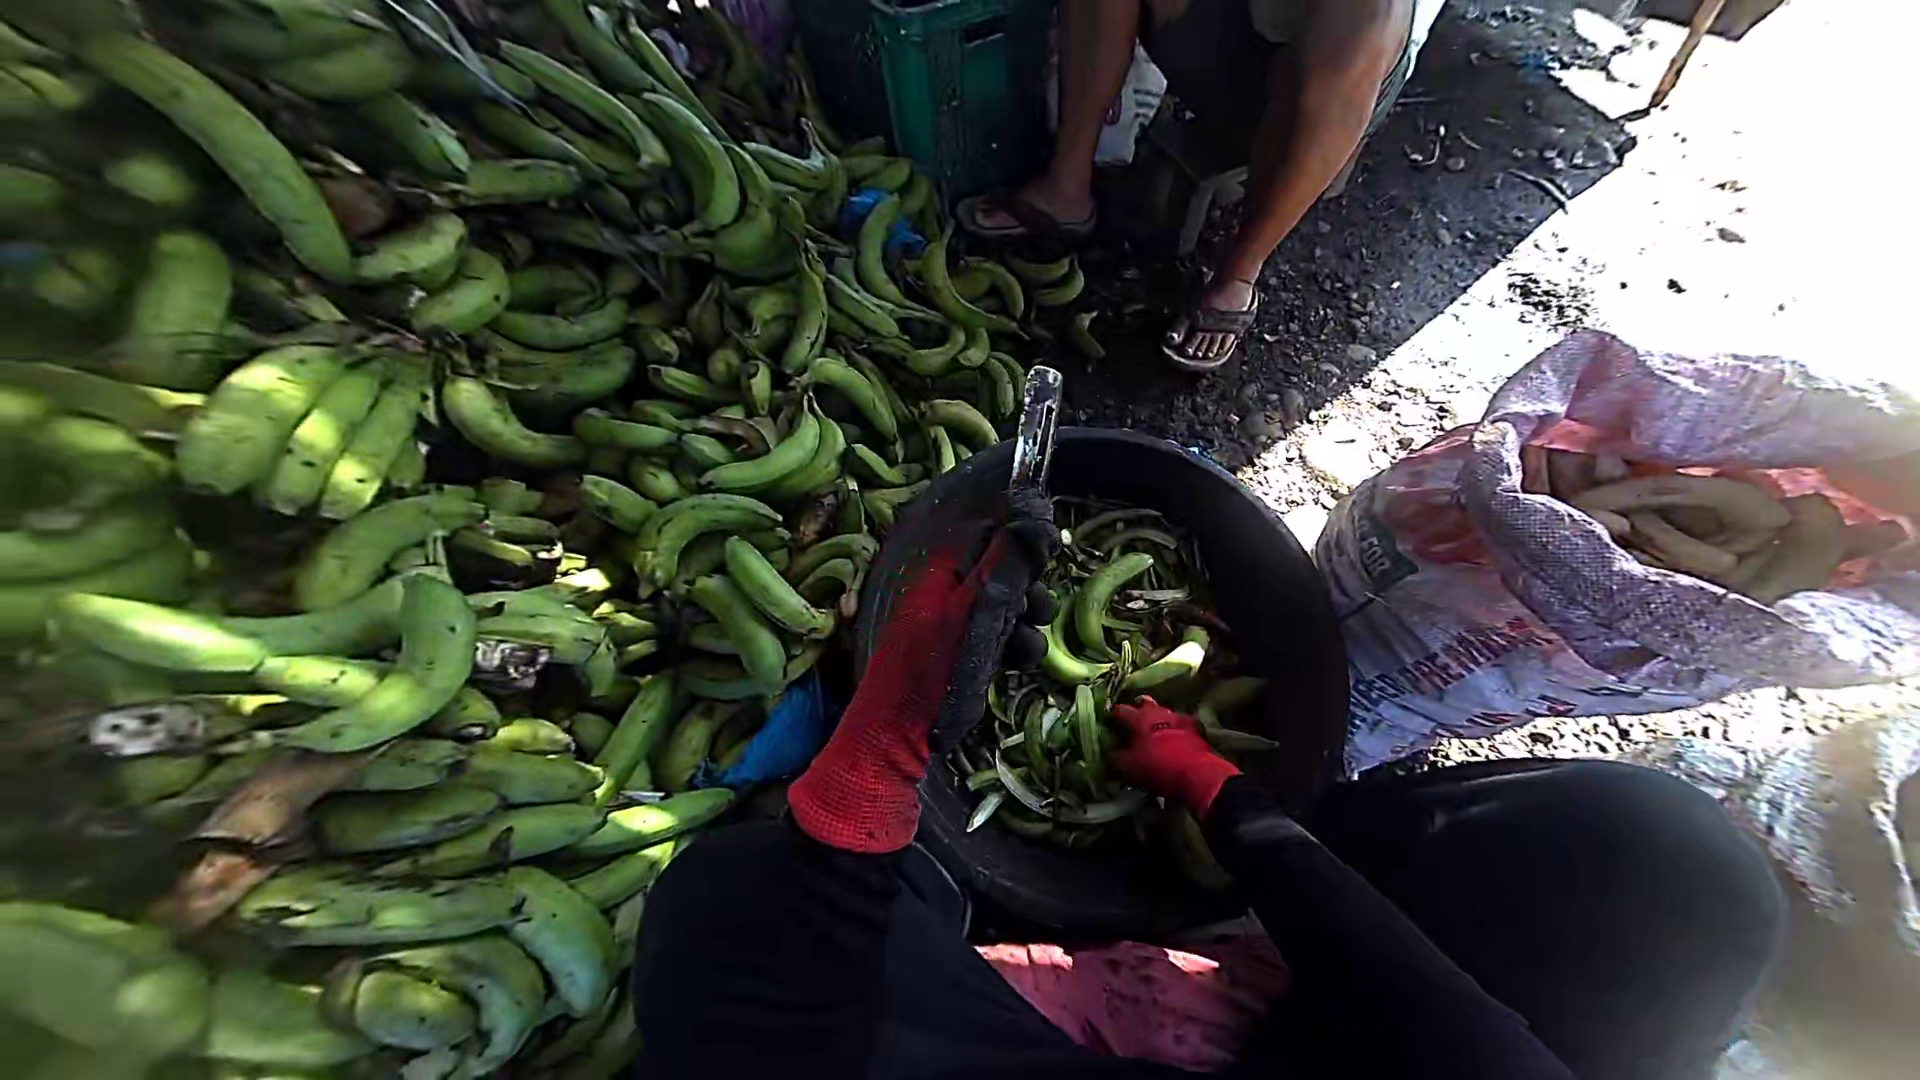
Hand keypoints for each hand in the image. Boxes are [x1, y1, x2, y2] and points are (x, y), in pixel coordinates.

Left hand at [789, 492, 1055, 852]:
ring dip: (1025, 621)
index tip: (1045, 557)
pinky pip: (1002, 631)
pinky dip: (1014, 644)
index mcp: (942, 568)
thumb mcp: (972, 612)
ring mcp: (959, 617)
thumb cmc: (931, 671)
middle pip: (1005, 568)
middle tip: (1033, 610)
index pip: (991, 530)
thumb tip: (1037, 518)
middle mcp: (950, 586)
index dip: (1021, 541)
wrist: (900, 734)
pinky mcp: (968, 646)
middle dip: (1026, 589)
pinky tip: (1016, 663)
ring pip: (1009, 602)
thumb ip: (1004, 565)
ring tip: (1022, 646)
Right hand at [1110, 698, 1240, 818]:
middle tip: (1132, 720)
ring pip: (1164, 712)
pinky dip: (1175, 729)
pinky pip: (1181, 725)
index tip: (1107, 720)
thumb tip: (1106, 753)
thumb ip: (1114, 758)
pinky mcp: (1196, 730)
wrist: (1199, 776)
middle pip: (1144, 704)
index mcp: (1139, 718)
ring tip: (1153, 730)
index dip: (1112, 715)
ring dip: (1157, 718)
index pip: (1120, 710)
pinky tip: (1174, 738)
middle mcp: (1159, 712)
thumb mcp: (1129, 768)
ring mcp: (1179, 719)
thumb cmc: (1158, 767)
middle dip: (1137, 709)